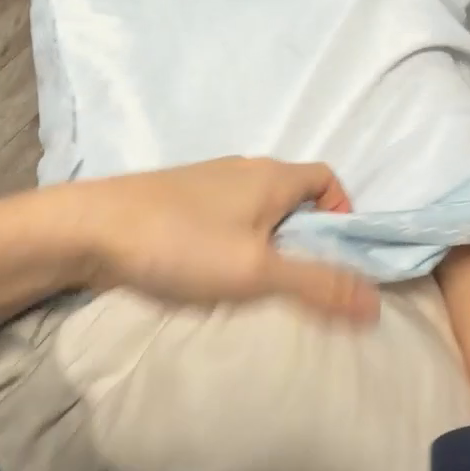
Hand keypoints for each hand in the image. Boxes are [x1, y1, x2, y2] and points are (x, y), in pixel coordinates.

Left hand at [57, 156, 379, 323]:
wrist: (92, 228)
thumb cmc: (182, 243)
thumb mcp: (257, 271)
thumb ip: (318, 285)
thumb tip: (377, 300)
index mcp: (271, 175)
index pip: (328, 179)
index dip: (343, 214)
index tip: (334, 259)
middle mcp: (243, 169)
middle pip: (294, 196)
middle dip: (305, 238)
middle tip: (297, 285)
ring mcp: (207, 181)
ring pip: (257, 209)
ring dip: (268, 244)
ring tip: (256, 287)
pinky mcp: (178, 199)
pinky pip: (225, 217)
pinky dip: (234, 242)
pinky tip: (213, 275)